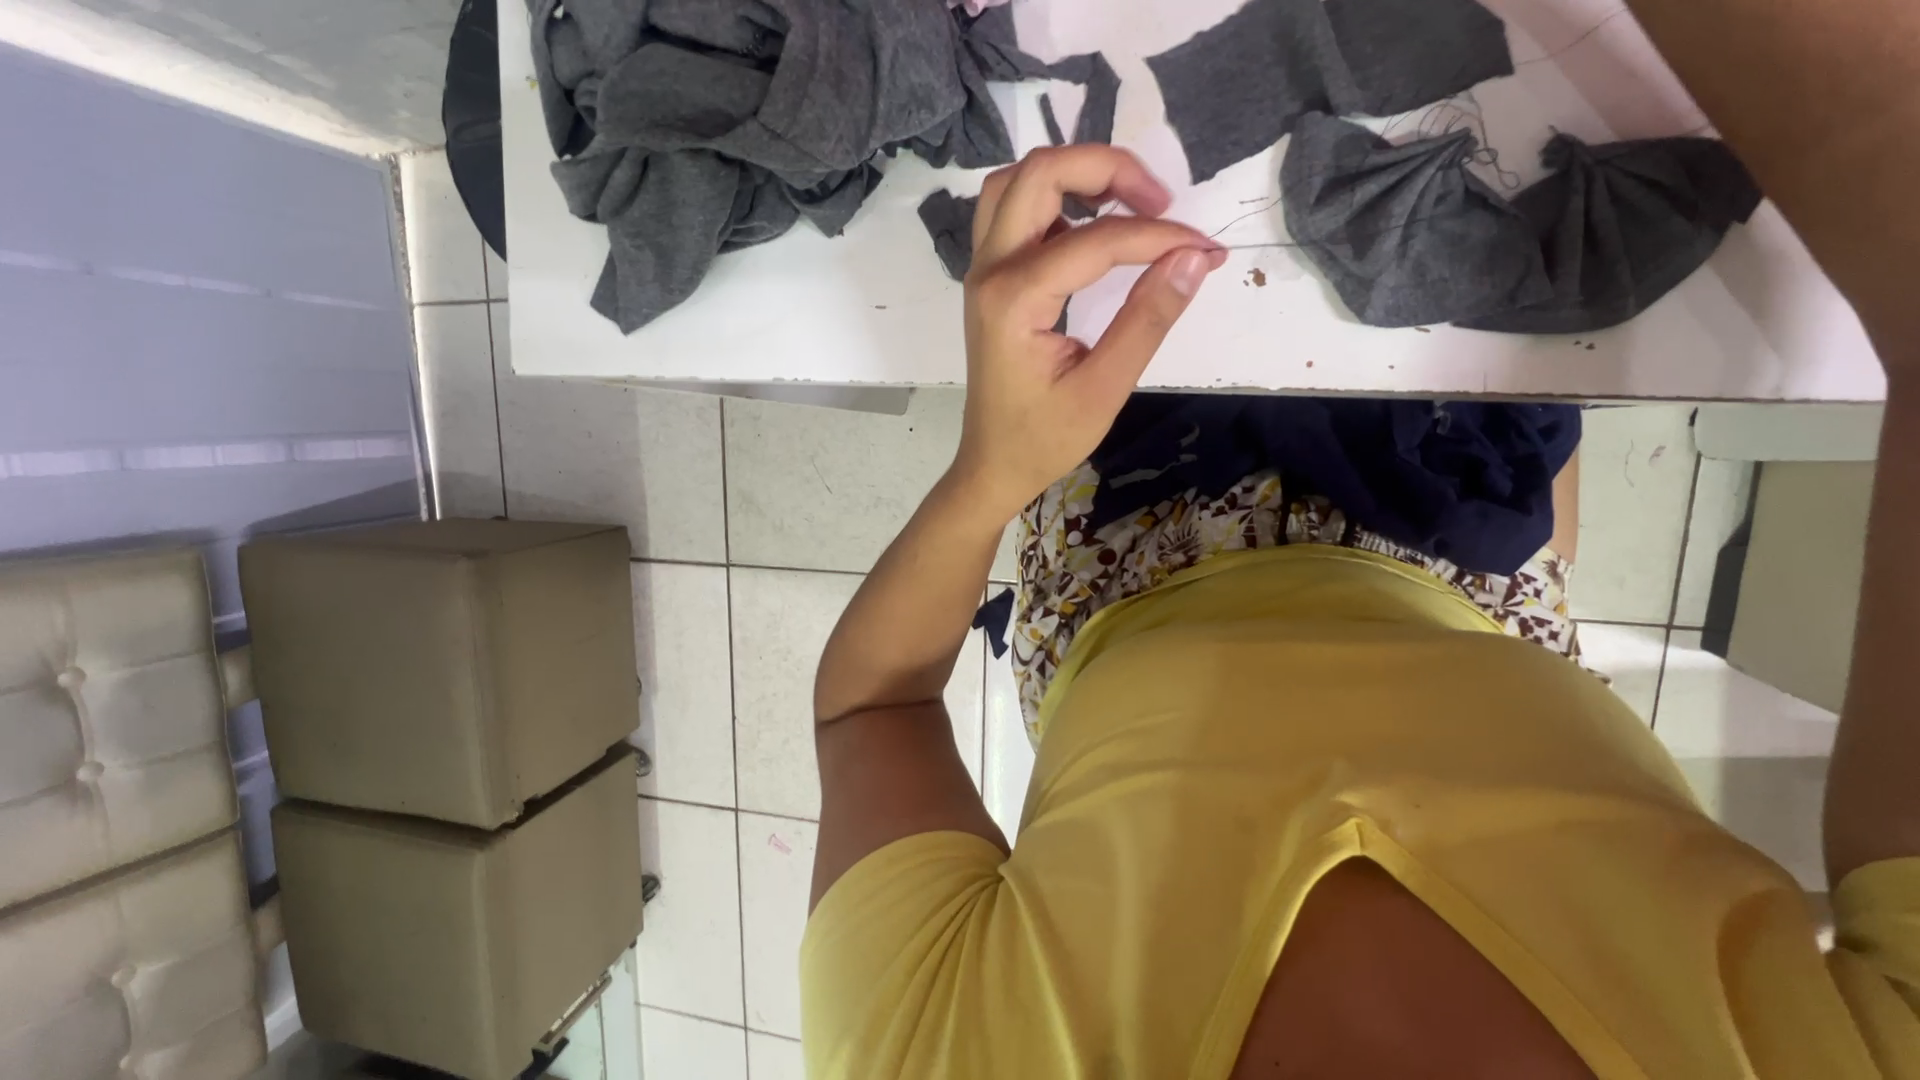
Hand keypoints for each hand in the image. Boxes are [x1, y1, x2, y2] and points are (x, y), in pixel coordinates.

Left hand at [950, 145, 1226, 520]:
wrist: (993, 463)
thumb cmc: (1044, 439)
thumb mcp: (1104, 389)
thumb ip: (1146, 320)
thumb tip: (1194, 258)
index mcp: (1014, 301)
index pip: (1097, 240)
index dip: (1159, 236)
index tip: (1206, 250)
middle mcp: (989, 271)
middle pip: (1040, 172)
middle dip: (1108, 168)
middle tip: (1160, 201)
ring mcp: (983, 270)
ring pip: (1017, 182)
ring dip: (1073, 174)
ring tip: (1127, 202)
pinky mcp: (989, 278)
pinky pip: (1013, 210)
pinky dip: (1053, 199)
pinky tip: (1092, 226)